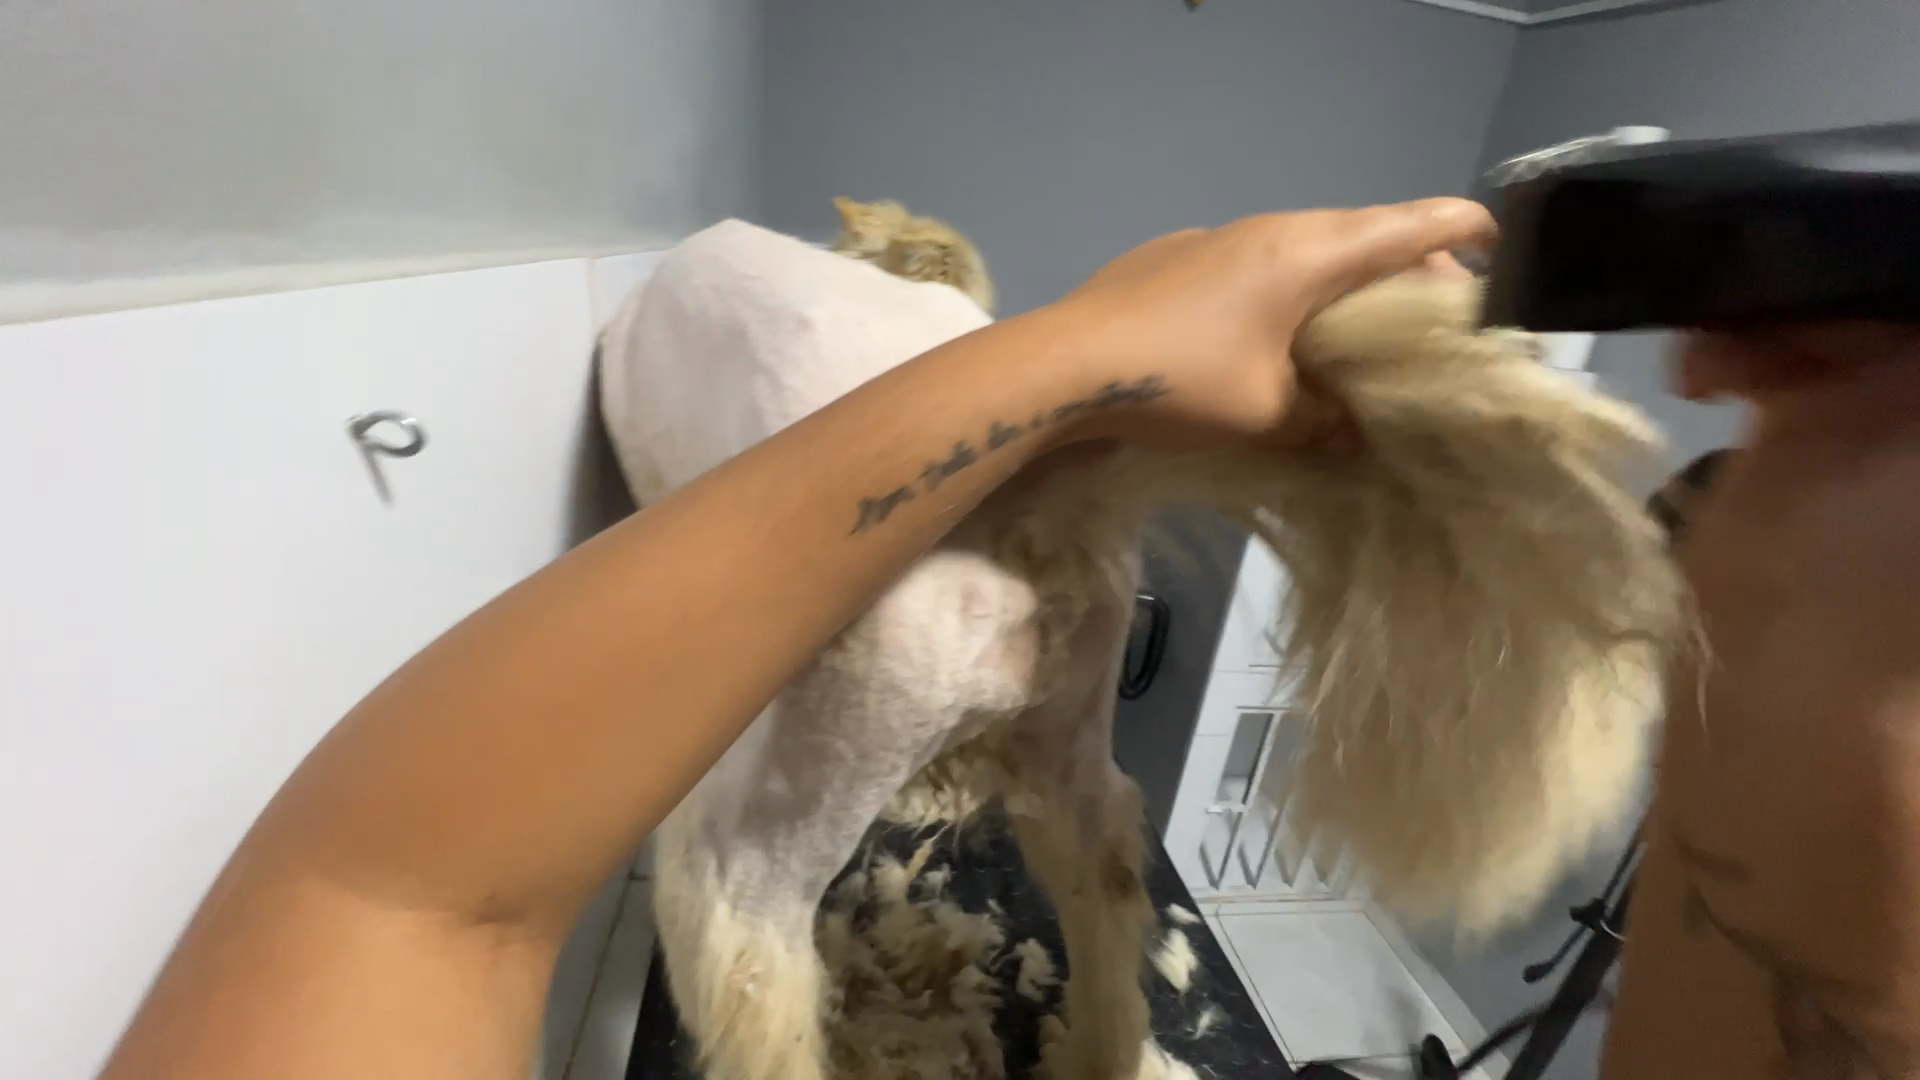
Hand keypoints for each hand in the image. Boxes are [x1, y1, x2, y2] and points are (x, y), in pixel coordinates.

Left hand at [1040, 199, 1494, 449]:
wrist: (1065, 365)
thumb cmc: (1177, 382)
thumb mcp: (1263, 413)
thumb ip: (1321, 420)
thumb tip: (1351, 432)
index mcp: (1305, 253)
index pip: (1409, 225)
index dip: (1460, 233)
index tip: (1492, 248)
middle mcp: (1262, 229)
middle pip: (1356, 233)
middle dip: (1397, 269)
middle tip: (1417, 315)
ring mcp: (1207, 240)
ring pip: (1295, 249)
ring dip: (1328, 282)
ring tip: (1341, 326)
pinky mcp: (1166, 260)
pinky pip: (1243, 267)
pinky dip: (1272, 291)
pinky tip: (1257, 332)